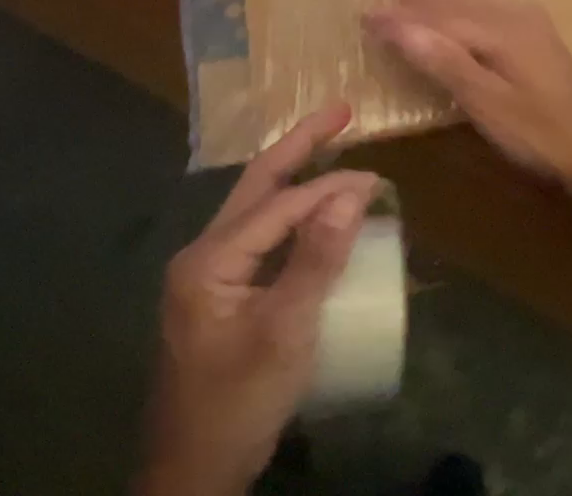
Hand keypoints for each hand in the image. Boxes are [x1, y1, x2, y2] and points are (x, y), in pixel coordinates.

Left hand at [140, 103, 378, 495]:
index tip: (376, 179)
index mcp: (209, 259)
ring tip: (332, 147)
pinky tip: (316, 213)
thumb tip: (352, 190)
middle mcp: (203, 255)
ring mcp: (210, 275)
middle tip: (341, 111)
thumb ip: (316, 260)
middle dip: (300, 145)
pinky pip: (262, 238)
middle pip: (257, 186)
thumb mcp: (284, 333)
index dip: (329, 186)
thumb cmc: (238, 402)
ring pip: (257, 209)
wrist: (194, 472)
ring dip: (295, 175)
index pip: (278, 204)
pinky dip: (292, 215)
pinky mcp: (223, 295)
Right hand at [364, 0, 571, 221]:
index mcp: (499, 30)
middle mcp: (513, 15)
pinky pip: (492, 0)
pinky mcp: (537, 34)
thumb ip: (445, 63)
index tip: (366, 15)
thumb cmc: (537, 134)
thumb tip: (401, 28)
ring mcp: (529, 21)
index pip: (438, 17)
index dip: (401, 17)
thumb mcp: (486, 104)